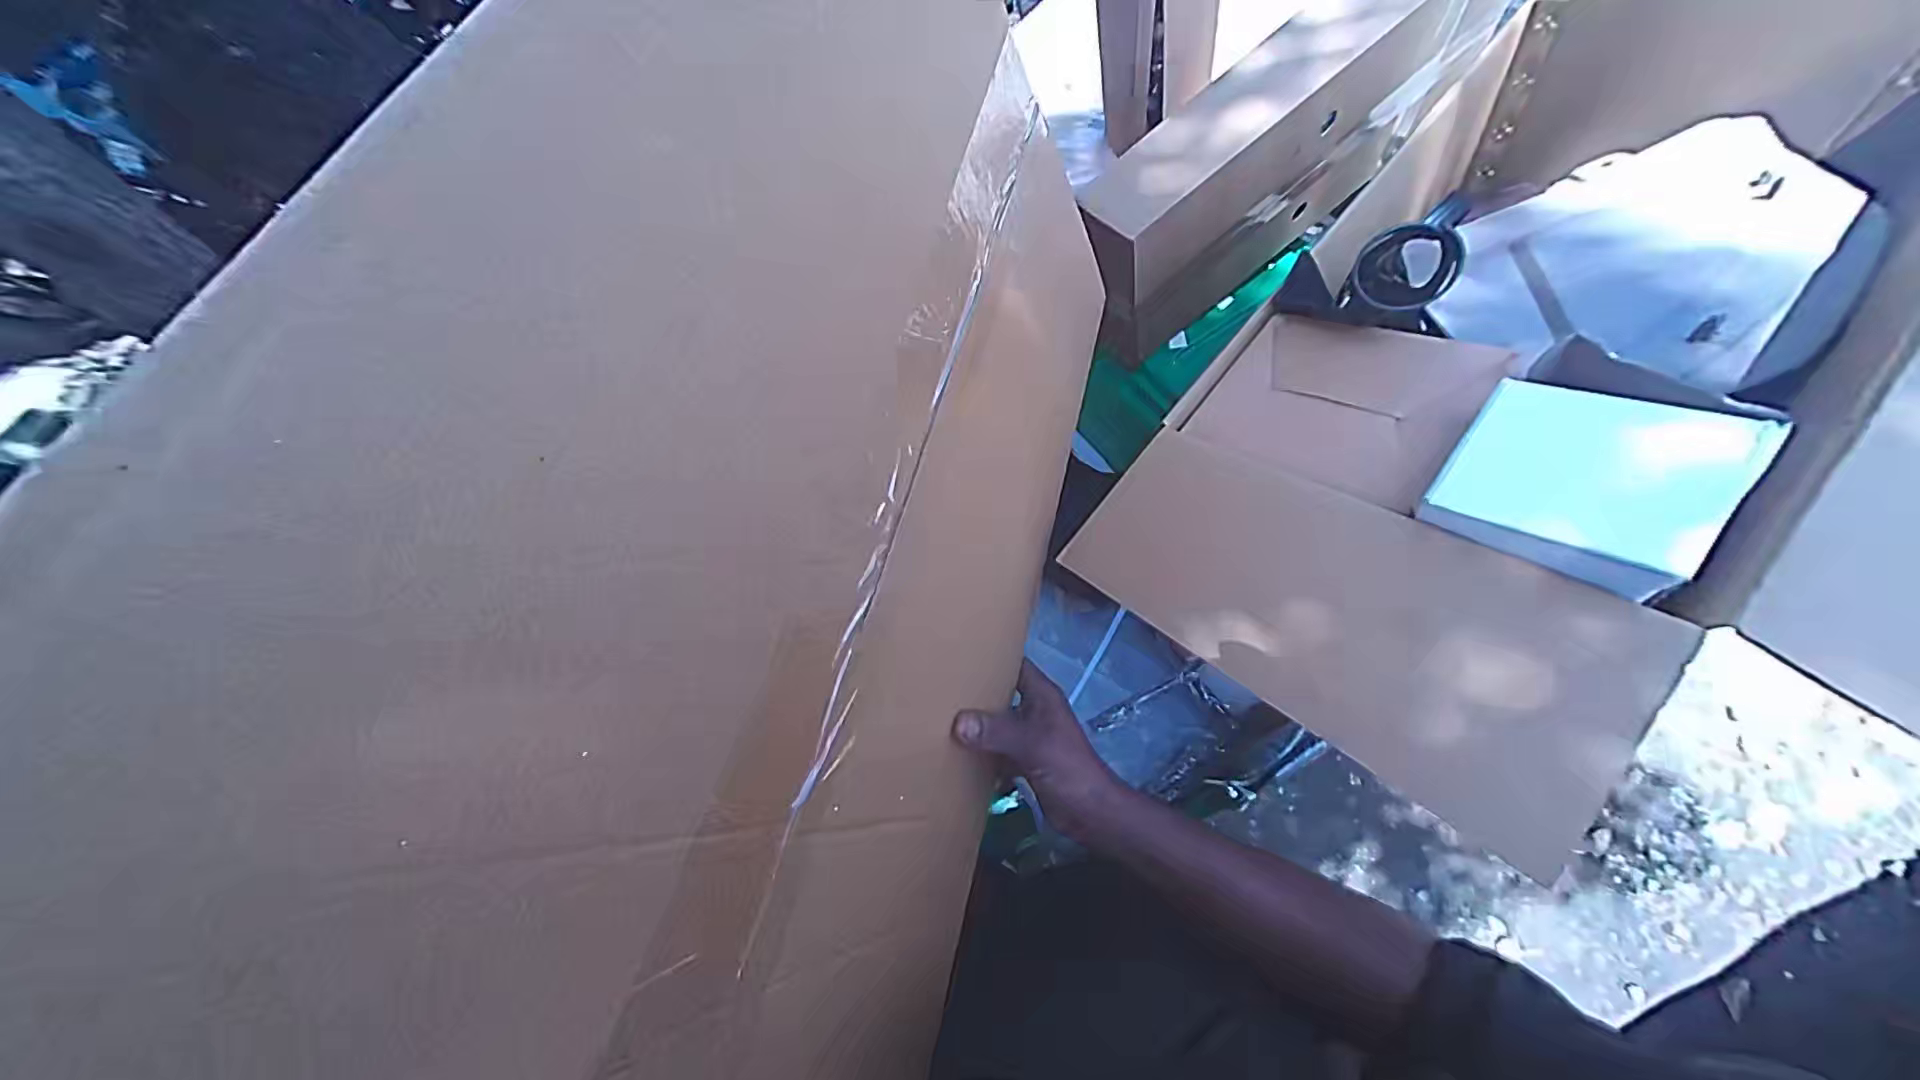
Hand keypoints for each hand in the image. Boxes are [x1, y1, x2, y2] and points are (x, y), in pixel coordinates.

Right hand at [953, 658, 1123, 841]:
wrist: (1092, 814)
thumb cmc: (1069, 768)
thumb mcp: (1032, 744)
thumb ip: (996, 732)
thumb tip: (958, 722)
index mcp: (1041, 695)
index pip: (1014, 663)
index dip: (991, 655)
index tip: (957, 653)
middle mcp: (1034, 711)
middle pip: (1000, 693)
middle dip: (975, 692)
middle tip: (940, 687)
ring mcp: (1029, 737)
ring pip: (996, 724)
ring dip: (975, 726)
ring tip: (940, 719)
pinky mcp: (1024, 761)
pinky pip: (996, 751)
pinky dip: (980, 754)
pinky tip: (956, 756)